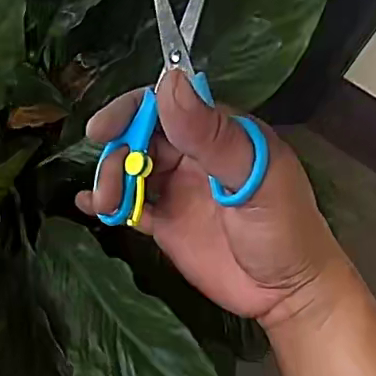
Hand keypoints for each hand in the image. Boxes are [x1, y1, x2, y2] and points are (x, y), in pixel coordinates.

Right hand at [75, 70, 349, 325]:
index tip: (101, 130)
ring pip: (128, 170)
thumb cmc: (283, 230)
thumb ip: (210, 134)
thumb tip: (169, 82)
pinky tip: (88, 205)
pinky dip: (105, 202)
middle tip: (108, 189)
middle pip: (138, 139)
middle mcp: (194, 155)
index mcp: (219, 133)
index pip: (165, 106)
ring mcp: (177, 189)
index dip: (129, 112)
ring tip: (106, 206)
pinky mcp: (164, 222)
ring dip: (109, 182)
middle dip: (115, 157)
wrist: (286, 294)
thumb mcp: (252, 178)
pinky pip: (129, 204)